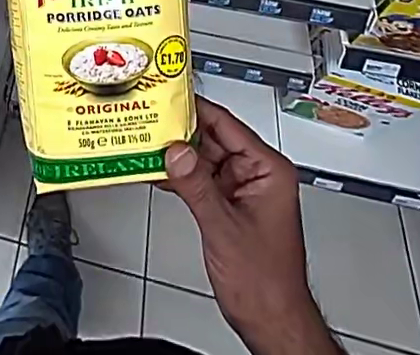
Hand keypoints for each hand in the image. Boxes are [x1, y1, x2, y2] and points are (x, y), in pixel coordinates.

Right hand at [161, 98, 339, 354]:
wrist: (272, 324)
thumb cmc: (267, 283)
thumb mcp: (224, 228)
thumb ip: (197, 187)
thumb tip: (175, 152)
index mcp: (268, 169)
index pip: (226, 125)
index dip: (197, 108)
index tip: (171, 95)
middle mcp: (256, 173)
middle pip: (212, 138)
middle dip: (180, 131)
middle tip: (150, 118)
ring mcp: (241, 187)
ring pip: (203, 157)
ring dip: (176, 153)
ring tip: (147, 141)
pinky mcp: (227, 202)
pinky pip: (200, 178)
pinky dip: (179, 175)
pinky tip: (156, 170)